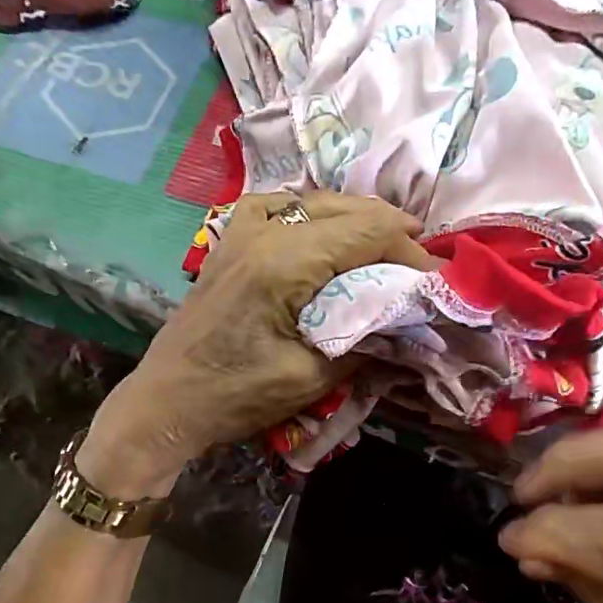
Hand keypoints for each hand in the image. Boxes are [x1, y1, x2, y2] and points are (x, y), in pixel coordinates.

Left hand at [79, 192, 433, 496]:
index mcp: (285, 260)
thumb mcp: (311, 377)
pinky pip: (281, 207)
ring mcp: (241, 229)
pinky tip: (324, 233)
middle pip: (348, 209)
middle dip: (390, 233)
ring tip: (385, 249)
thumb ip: (365, 340)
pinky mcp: (230, 240)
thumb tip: (406, 320)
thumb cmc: (236, 396)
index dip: (410, 250)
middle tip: (416, 266)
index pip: (369, 230)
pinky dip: (313, 214)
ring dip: (356, 221)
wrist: (167, 401)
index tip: (434, 278)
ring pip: (317, 202)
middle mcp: (264, 229)